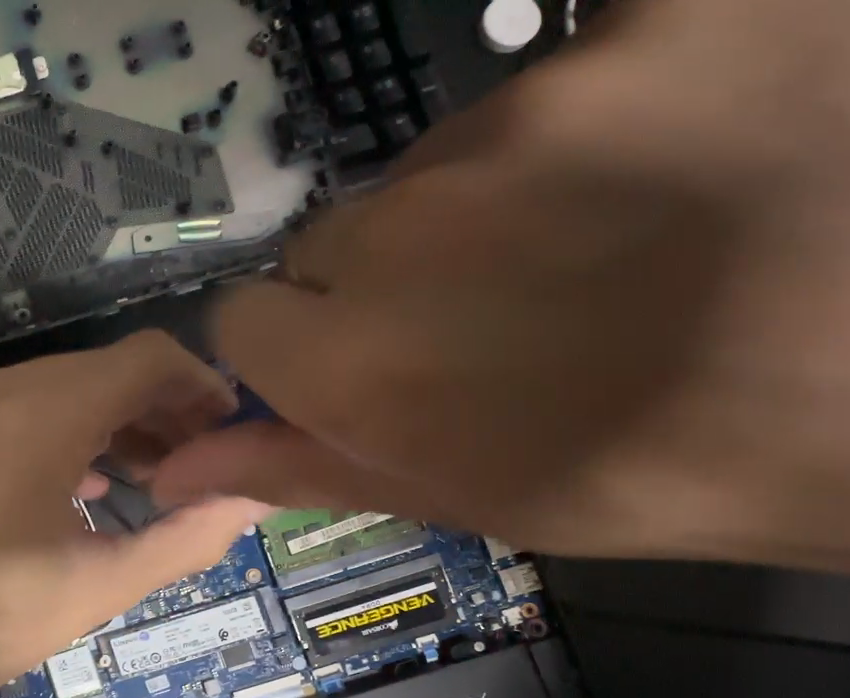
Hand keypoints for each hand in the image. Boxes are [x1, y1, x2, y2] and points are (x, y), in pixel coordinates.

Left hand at [0, 331, 268, 697]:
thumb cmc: (0, 623)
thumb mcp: (107, 582)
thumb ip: (193, 533)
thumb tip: (256, 497)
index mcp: (38, 415)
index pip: (144, 359)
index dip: (197, 386)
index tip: (221, 429)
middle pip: (92, 371)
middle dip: (148, 410)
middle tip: (181, 464)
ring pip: (40, 387)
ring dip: (93, 422)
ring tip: (127, 478)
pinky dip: (36, 430)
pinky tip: (55, 482)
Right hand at [153, 0, 849, 572]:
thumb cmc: (667, 468)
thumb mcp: (467, 497)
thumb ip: (302, 465)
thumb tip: (173, 468)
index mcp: (351, 356)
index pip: (241, 318)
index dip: (297, 345)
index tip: (362, 364)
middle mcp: (403, 225)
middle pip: (334, 239)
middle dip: (384, 280)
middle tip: (498, 314)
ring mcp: (531, 111)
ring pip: (439, 163)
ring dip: (486, 204)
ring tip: (605, 240)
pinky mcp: (654, 19)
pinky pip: (568, 67)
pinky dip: (600, 110)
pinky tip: (676, 155)